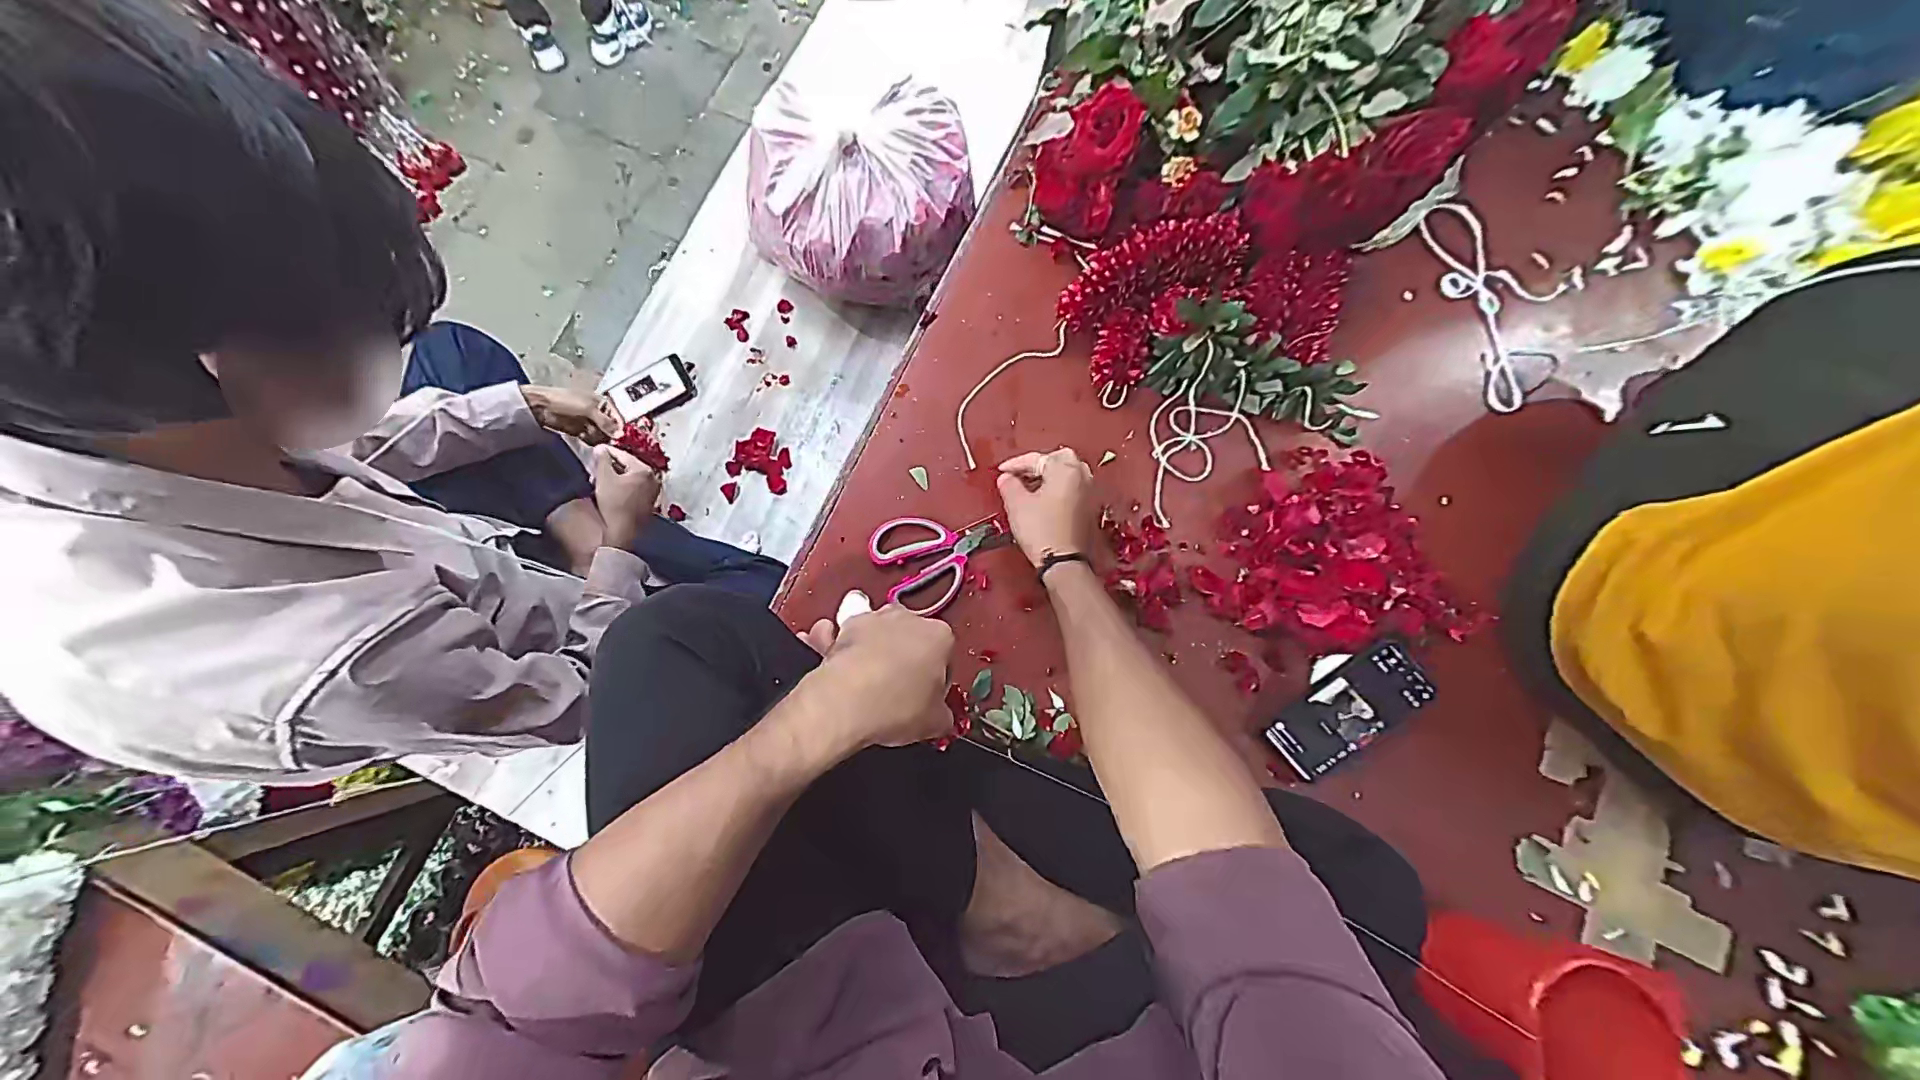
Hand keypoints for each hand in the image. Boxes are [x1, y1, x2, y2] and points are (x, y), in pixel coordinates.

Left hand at [523, 385, 620, 444]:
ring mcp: (590, 423)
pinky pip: (592, 439)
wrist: (541, 406)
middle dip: (611, 435)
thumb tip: (621, 434)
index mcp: (603, 403)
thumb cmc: (566, 401)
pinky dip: (592, 441)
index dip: (621, 428)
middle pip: (612, 428)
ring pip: (603, 435)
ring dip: (601, 439)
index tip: (623, 438)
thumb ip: (606, 422)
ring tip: (594, 438)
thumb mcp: (589, 409)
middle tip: (610, 441)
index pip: (618, 418)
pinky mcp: (581, 432)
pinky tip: (587, 440)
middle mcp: (599, 414)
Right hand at [592, 444, 661, 550]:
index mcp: (645, 471)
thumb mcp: (604, 478)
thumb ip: (602, 460)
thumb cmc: (614, 503)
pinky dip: (624, 485)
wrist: (622, 531)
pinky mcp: (649, 502)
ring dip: (617, 475)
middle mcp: (654, 479)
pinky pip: (635, 487)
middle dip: (612, 464)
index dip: (607, 452)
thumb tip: (600, 449)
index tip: (595, 450)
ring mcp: (653, 491)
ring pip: (632, 477)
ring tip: (601, 477)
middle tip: (597, 464)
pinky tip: (612, 488)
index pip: (623, 455)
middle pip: (629, 466)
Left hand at [801, 606, 954, 750]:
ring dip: (873, 651)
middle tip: (897, 693)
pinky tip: (833, 663)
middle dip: (905, 661)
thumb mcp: (935, 723)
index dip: (935, 682)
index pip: (944, 658)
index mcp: (940, 636)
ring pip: (878, 635)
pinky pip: (843, 633)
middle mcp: (909, 619)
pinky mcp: (843, 625)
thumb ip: (942, 714)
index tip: (925, 700)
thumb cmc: (897, 706)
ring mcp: (874, 619)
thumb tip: (938, 718)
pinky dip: (837, 643)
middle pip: (911, 641)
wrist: (847, 700)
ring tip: (865, 685)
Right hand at [995, 448, 1094, 568]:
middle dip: (1037, 465)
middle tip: (1018, 475)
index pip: (1036, 458)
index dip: (1015, 464)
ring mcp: (1089, 492)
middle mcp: (1082, 476)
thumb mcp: (1016, 504)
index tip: (1002, 471)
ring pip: (1066, 475)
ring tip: (1028, 487)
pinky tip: (1043, 501)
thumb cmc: (1041, 530)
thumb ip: (1009, 484)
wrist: (1063, 562)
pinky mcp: (1089, 509)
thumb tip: (1006, 478)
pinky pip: (1071, 489)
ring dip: (1048, 477)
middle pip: (1057, 460)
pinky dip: (1057, 490)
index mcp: (1065, 469)